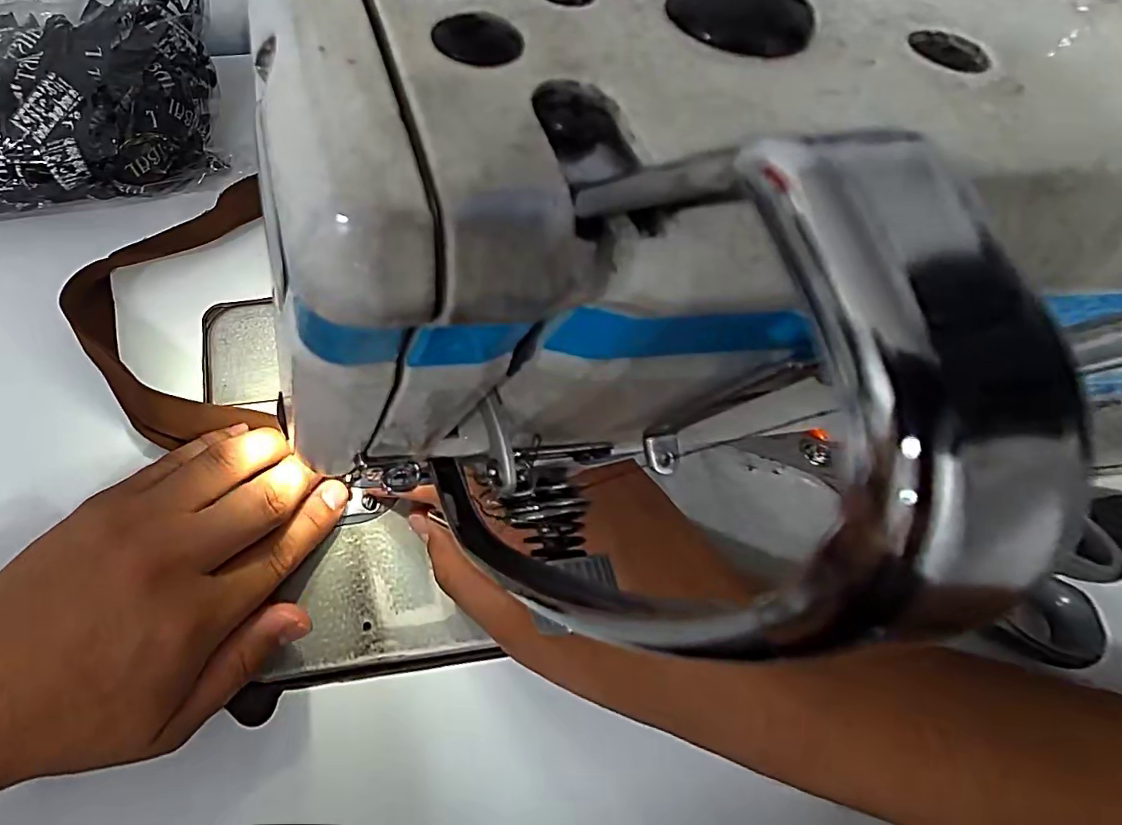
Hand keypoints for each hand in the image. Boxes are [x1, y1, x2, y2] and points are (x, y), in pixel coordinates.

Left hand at [0, 425, 349, 823]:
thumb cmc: (70, 708)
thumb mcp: (168, 721)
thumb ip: (239, 663)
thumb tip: (291, 618)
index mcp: (194, 617)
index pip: (278, 552)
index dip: (317, 519)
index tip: (336, 497)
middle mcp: (172, 557)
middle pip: (260, 497)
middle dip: (300, 477)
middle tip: (317, 469)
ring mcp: (138, 519)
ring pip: (222, 463)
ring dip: (263, 448)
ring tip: (287, 444)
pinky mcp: (110, 499)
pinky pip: (176, 458)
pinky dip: (214, 443)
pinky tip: (233, 438)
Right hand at [400, 463, 761, 728]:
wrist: (720, 661)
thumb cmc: (619, 657)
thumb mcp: (517, 628)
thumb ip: (458, 571)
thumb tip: (426, 528)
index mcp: (522, 515)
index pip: (448, 477)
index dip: (420, 484)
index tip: (401, 489)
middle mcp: (555, 478)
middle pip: (482, 463)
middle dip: (457, 484)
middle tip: (448, 515)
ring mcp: (591, 467)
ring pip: (518, 460)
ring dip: (498, 482)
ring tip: (505, 525)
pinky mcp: (622, 470)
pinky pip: (558, 463)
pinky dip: (539, 482)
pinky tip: (551, 520)